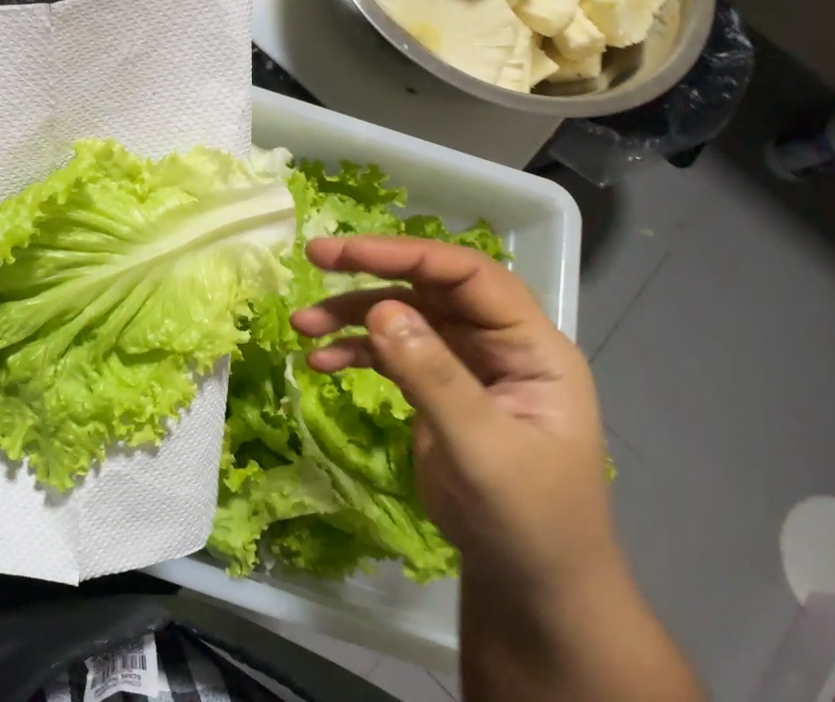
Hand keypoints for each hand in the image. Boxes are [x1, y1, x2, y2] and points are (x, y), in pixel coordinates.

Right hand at [289, 236, 613, 590]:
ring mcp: (467, 368)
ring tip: (302, 325)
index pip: (470, 277)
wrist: (532, 582)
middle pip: (430, 289)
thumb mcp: (481, 447)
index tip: (345, 253)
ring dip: (352, 316)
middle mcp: (499, 345)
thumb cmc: (527, 517)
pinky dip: (354, 353)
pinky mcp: (437, 392)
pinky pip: (390, 355)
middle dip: (371, 274)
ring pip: (403, 319)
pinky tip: (320, 364)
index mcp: (532, 347)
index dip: (408, 256)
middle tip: (314, 258)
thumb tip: (379, 311)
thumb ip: (432, 377)